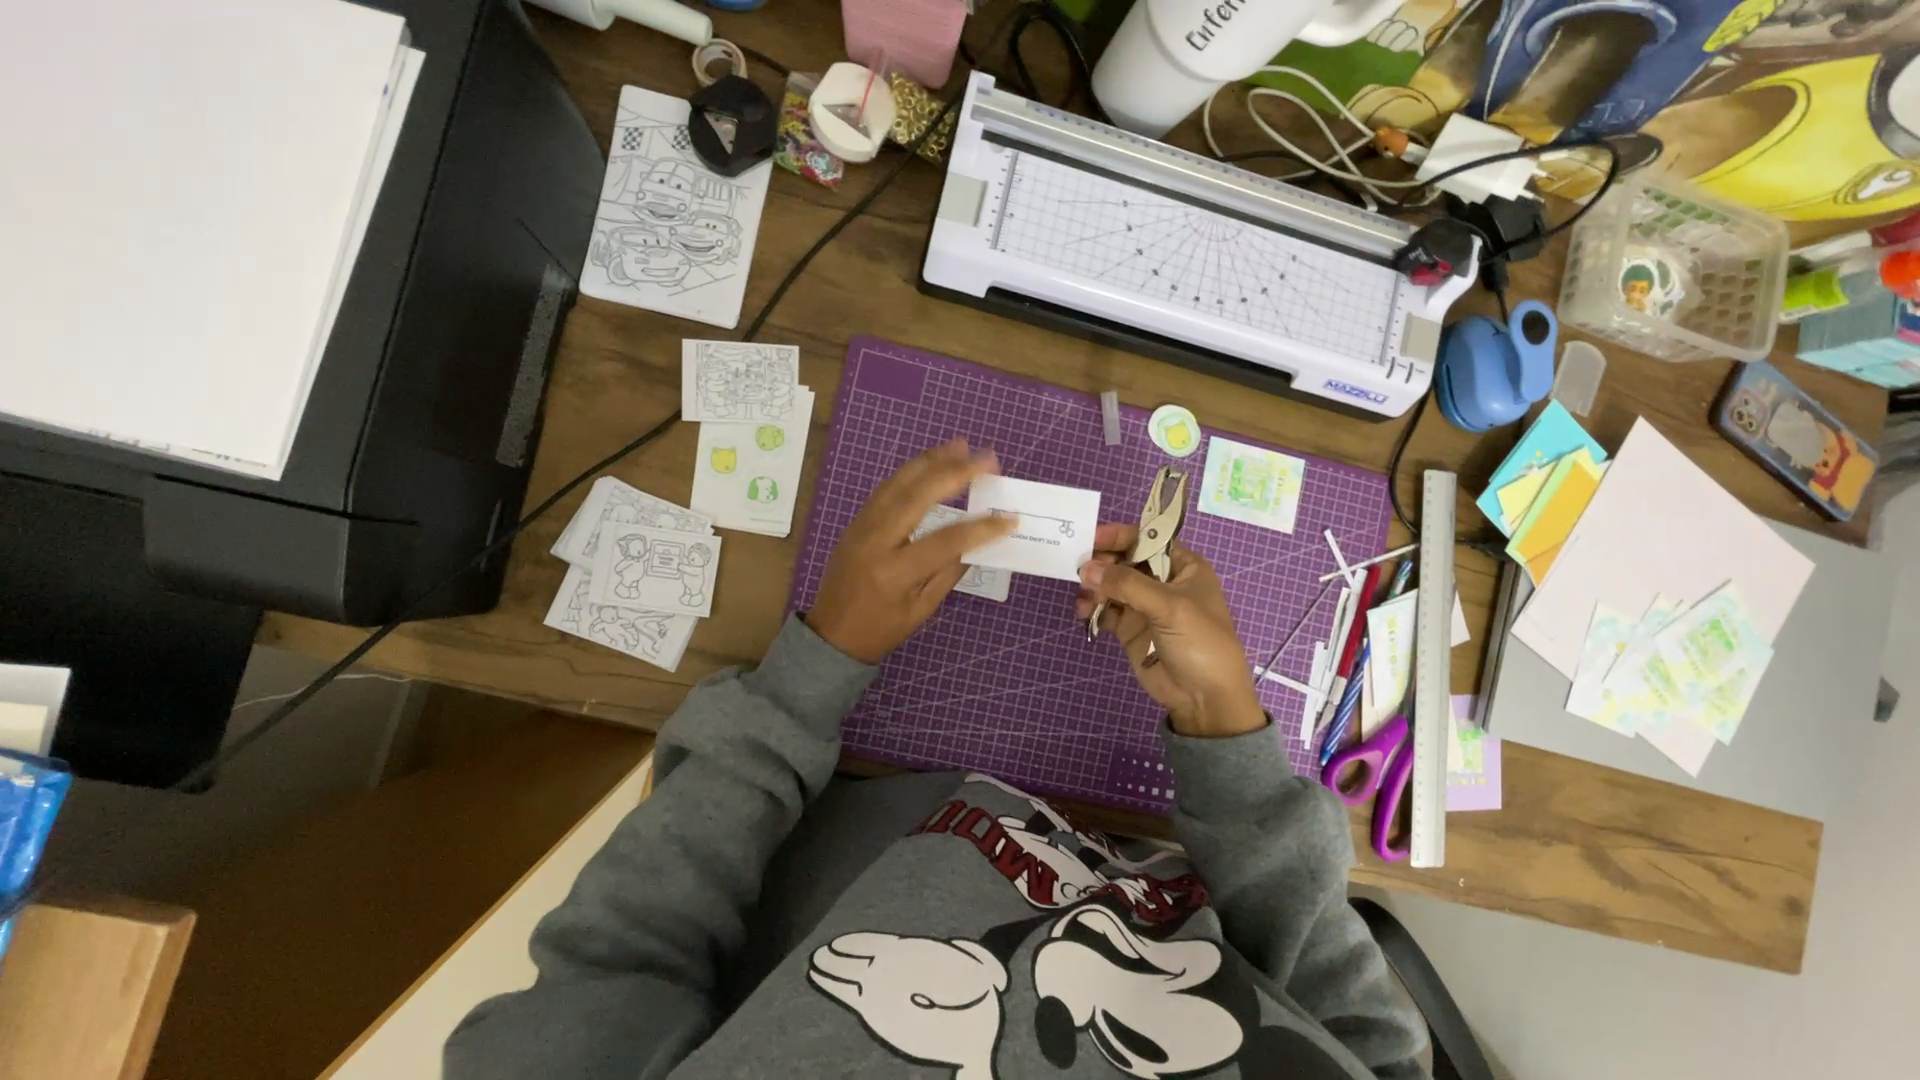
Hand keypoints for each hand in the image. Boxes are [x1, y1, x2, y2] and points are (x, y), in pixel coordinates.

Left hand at [807, 440, 1016, 663]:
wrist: (830, 635)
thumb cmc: (880, 630)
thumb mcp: (921, 610)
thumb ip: (948, 573)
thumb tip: (978, 541)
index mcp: (895, 572)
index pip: (946, 541)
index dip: (981, 528)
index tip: (1009, 518)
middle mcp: (876, 542)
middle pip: (918, 497)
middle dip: (954, 473)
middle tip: (986, 459)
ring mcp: (861, 527)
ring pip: (898, 484)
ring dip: (931, 461)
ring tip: (961, 446)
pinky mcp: (856, 521)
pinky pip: (885, 489)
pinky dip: (911, 472)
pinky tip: (931, 462)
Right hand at [1076, 525, 1266, 737]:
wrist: (1205, 698)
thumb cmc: (1200, 642)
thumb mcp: (1170, 607)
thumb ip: (1127, 584)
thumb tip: (1086, 568)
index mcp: (1183, 566)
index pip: (1148, 539)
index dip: (1120, 536)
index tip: (1091, 538)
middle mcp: (1162, 580)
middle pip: (1125, 560)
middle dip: (1102, 562)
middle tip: (1080, 569)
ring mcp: (1144, 605)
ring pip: (1111, 584)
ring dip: (1094, 585)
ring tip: (1083, 596)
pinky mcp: (1130, 628)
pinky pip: (1105, 610)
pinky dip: (1092, 607)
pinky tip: (1083, 611)